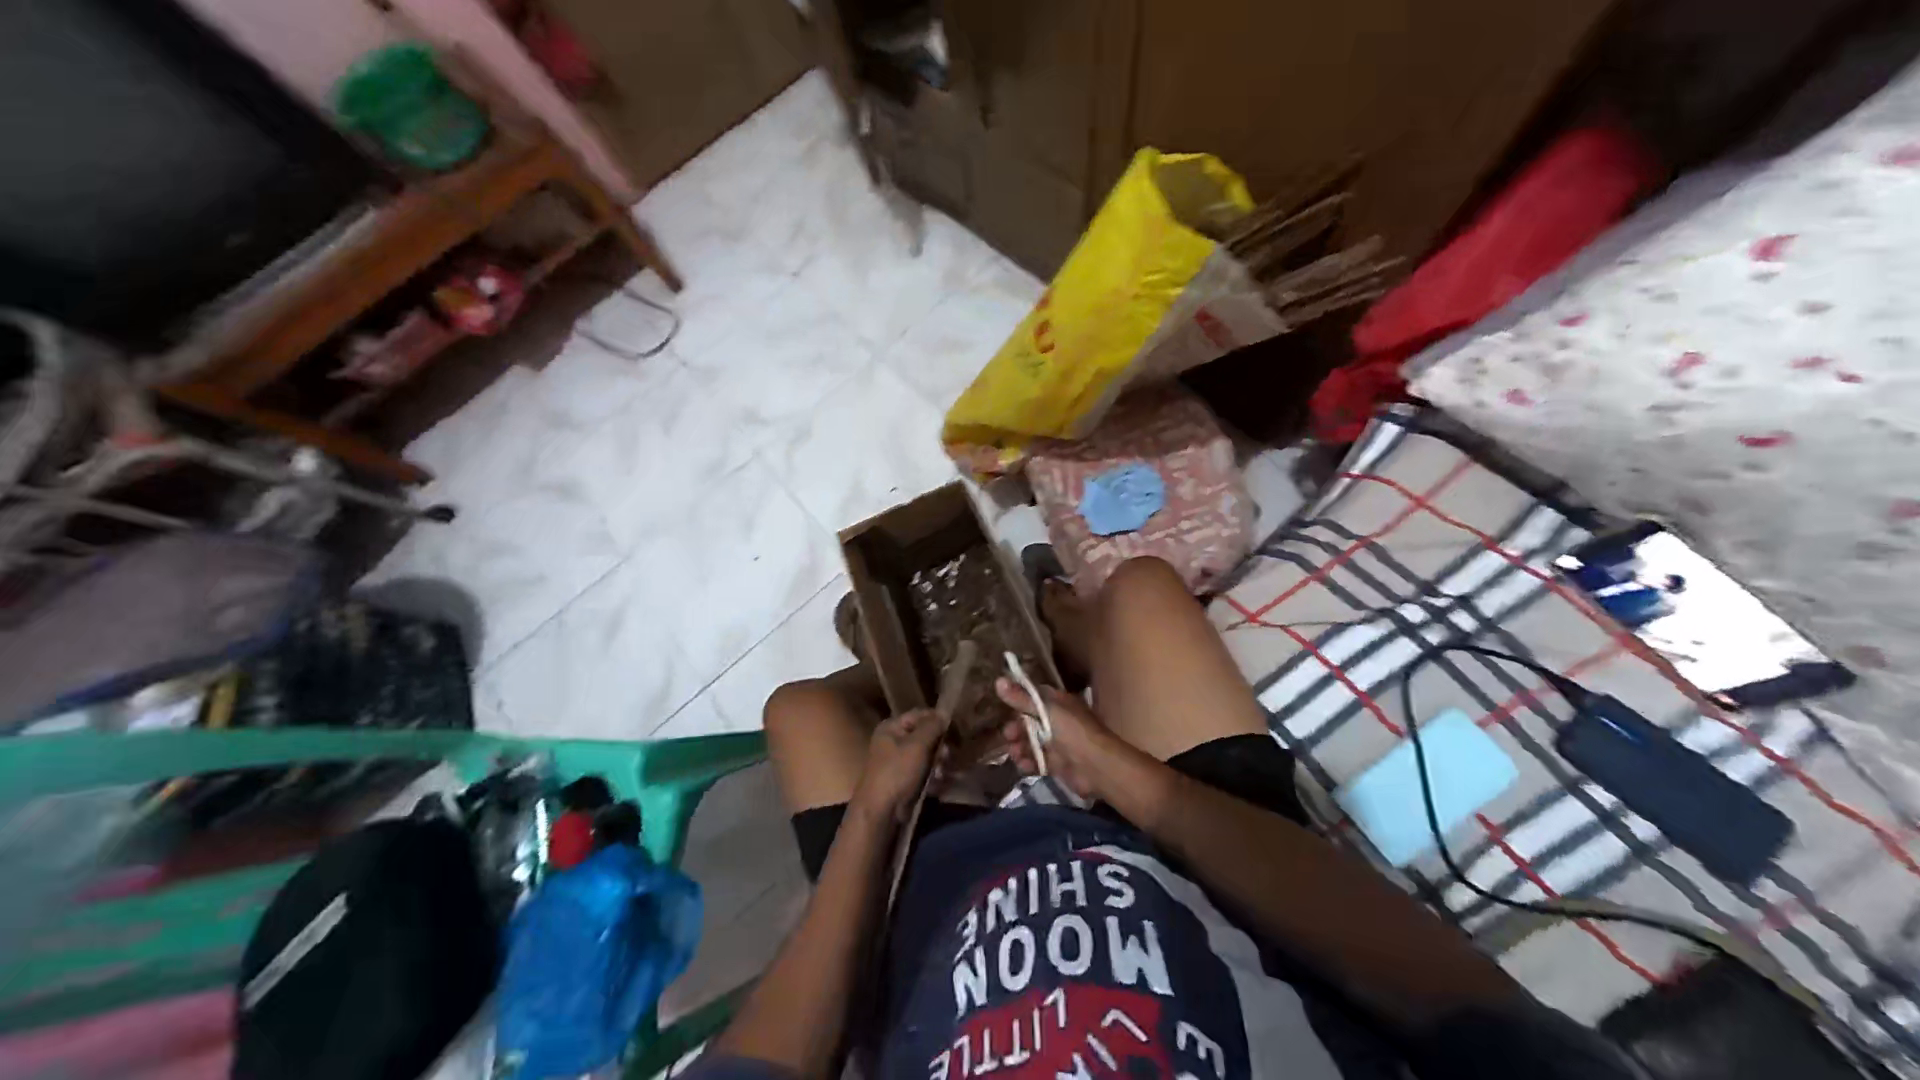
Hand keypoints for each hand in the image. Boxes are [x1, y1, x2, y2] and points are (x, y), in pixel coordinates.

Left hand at [849, 709, 950, 821]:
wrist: (881, 811)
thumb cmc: (897, 772)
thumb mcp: (916, 745)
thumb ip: (932, 727)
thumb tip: (944, 712)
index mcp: (891, 727)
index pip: (920, 714)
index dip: (937, 720)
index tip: (955, 729)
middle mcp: (894, 740)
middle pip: (925, 735)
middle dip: (939, 746)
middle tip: (947, 757)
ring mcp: (899, 761)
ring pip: (927, 754)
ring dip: (938, 762)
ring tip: (942, 773)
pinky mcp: (905, 778)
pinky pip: (924, 770)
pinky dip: (933, 775)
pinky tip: (938, 783)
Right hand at [994, 678, 1122, 801]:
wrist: (1097, 767)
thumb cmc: (1074, 732)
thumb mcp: (1047, 711)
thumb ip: (1022, 699)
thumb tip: (998, 680)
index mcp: (1058, 703)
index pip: (1033, 697)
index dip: (1018, 700)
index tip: (1002, 705)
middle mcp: (1057, 721)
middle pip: (1029, 721)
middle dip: (1016, 728)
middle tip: (1008, 735)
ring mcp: (1057, 743)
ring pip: (1030, 742)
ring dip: (1019, 746)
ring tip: (1014, 753)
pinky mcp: (1056, 764)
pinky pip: (1036, 761)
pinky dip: (1028, 762)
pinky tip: (1023, 764)